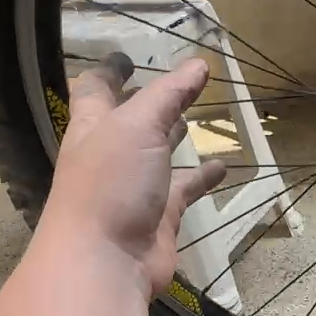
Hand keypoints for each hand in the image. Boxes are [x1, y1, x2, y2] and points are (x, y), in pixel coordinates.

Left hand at [37, 58, 227, 299]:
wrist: (107, 259)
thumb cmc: (110, 184)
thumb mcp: (137, 127)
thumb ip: (169, 95)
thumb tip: (198, 63)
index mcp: (94, 127)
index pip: (96, 90)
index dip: (110, 71)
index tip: (126, 56)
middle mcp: (112, 153)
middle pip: (129, 120)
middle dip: (146, 102)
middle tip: (172, 85)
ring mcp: (136, 186)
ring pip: (158, 154)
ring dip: (173, 138)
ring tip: (196, 121)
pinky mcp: (161, 214)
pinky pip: (184, 189)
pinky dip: (202, 178)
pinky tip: (222, 168)